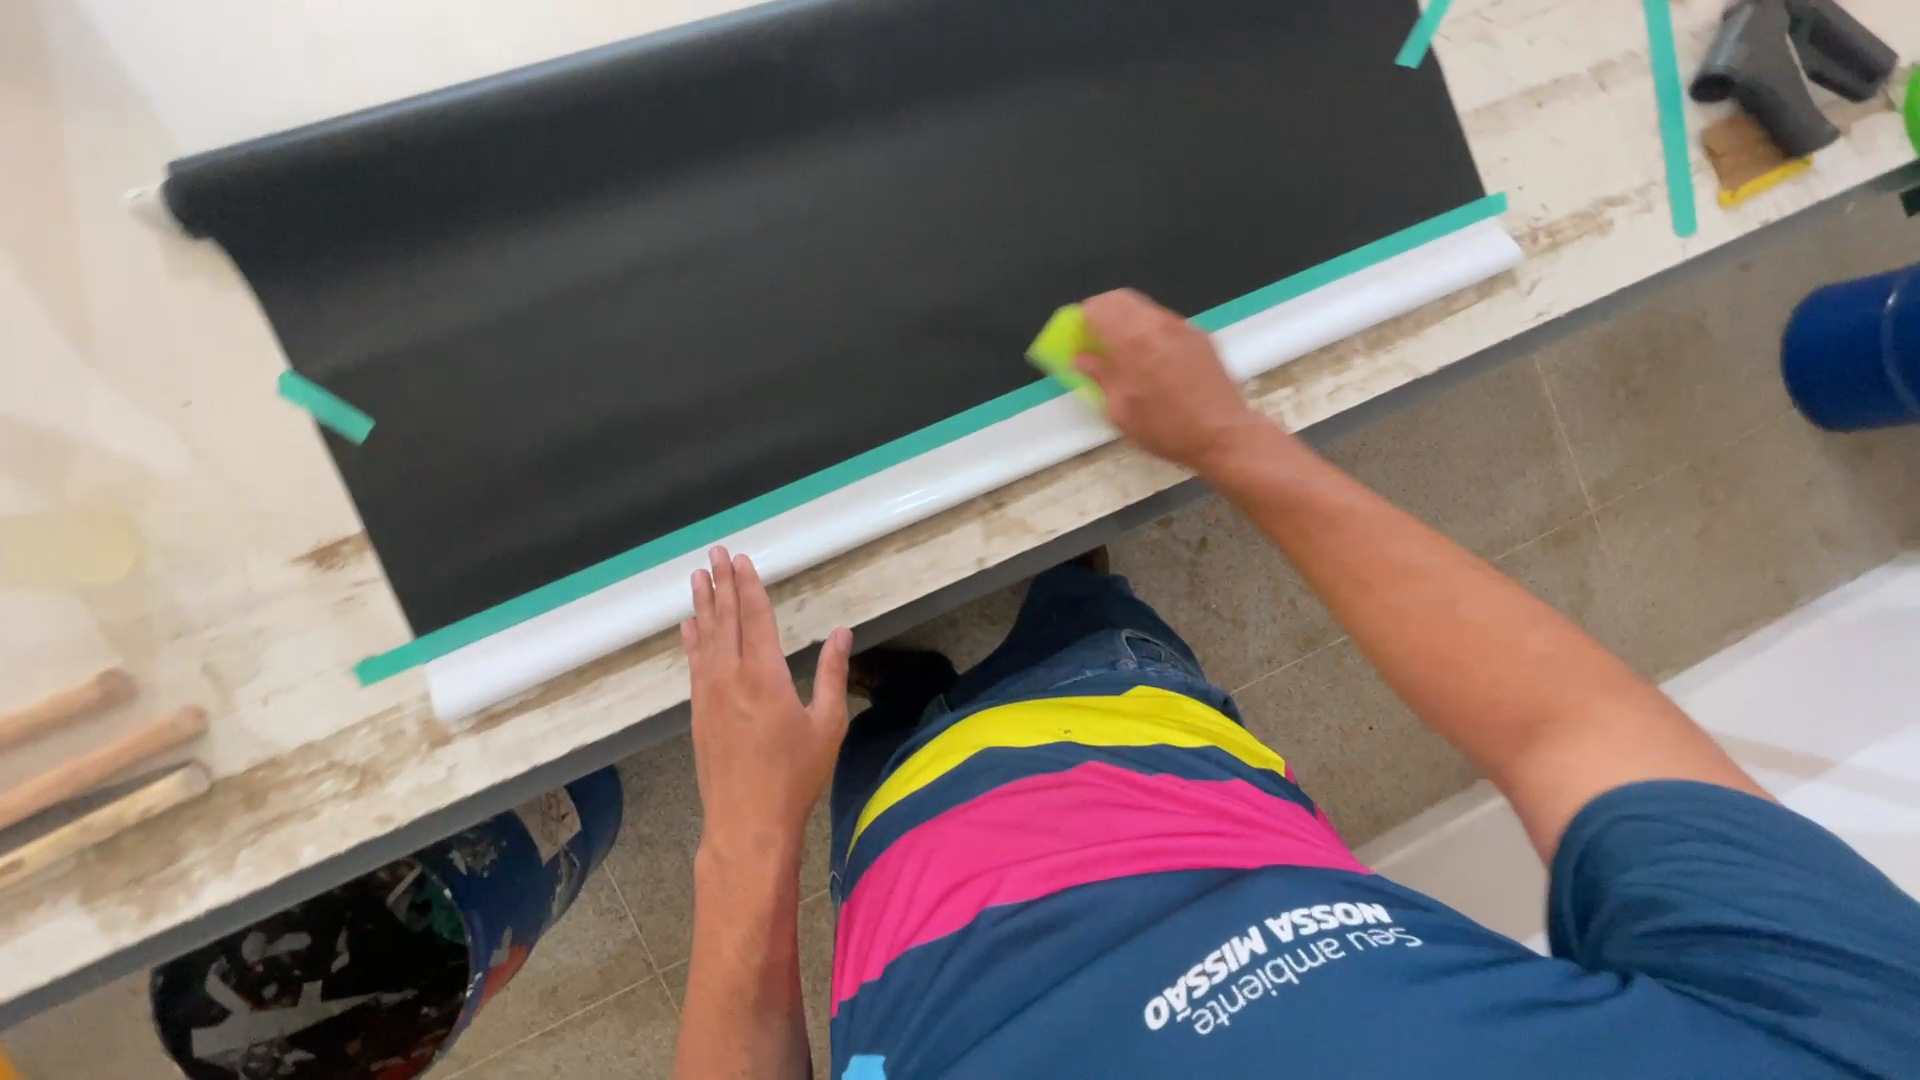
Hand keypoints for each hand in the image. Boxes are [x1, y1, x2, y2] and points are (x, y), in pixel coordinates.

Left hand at [682, 546, 852, 873]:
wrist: (747, 824)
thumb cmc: (795, 776)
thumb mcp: (827, 724)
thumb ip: (833, 673)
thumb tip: (842, 633)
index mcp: (764, 675)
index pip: (755, 617)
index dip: (749, 586)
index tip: (742, 560)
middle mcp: (730, 677)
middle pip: (725, 619)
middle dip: (722, 584)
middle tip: (715, 553)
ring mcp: (709, 695)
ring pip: (704, 638)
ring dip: (703, 604)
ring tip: (698, 576)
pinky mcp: (699, 713)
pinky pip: (693, 665)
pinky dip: (691, 640)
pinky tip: (688, 627)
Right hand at [1075, 288, 1272, 472]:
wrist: (1222, 434)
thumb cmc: (1165, 428)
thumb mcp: (1121, 410)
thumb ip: (1099, 377)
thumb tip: (1080, 359)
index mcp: (1132, 341)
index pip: (1097, 308)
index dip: (1082, 318)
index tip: (1076, 336)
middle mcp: (1157, 324)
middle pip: (1120, 298)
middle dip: (1102, 312)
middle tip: (1094, 337)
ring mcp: (1182, 326)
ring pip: (1144, 308)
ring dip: (1126, 320)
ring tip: (1121, 349)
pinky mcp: (1199, 335)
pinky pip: (1165, 321)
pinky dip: (1149, 330)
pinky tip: (1151, 358)